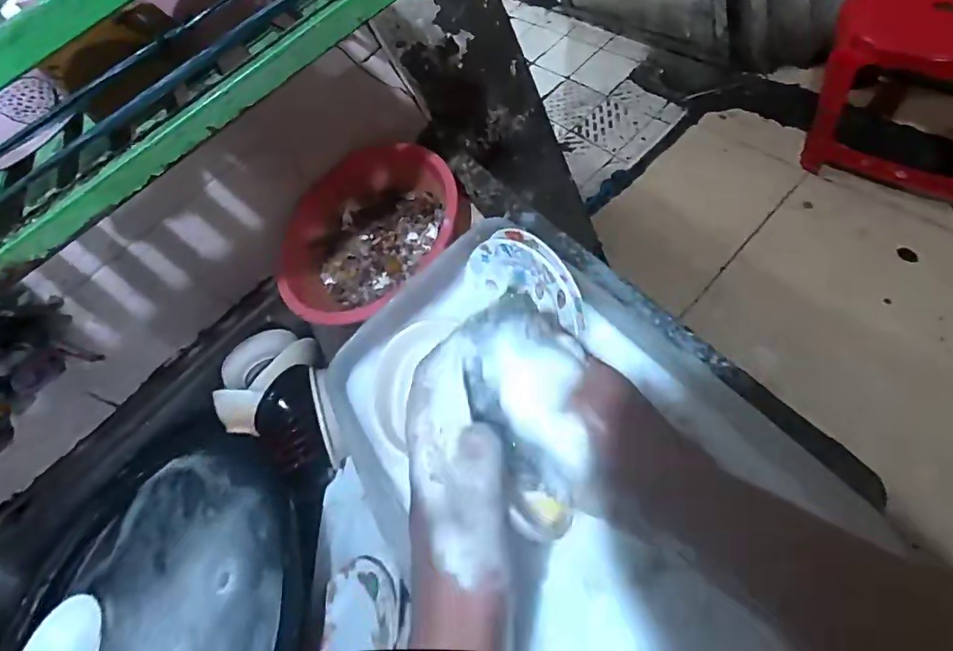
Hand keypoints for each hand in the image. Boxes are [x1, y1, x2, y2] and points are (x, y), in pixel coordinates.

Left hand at [406, 330, 509, 590]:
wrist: (462, 635)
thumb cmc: (464, 578)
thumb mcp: (471, 526)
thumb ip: (475, 476)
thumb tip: (481, 420)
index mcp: (430, 466)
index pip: (426, 396)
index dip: (445, 358)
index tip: (478, 330)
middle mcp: (437, 466)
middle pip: (445, 401)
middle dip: (468, 366)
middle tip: (507, 342)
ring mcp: (454, 483)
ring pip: (463, 419)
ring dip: (483, 389)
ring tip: (519, 367)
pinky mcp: (473, 499)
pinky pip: (483, 444)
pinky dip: (499, 422)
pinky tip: (526, 421)